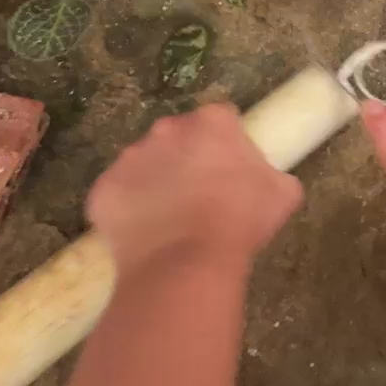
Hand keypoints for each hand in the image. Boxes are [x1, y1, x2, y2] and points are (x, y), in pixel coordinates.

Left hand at [87, 103, 301, 277]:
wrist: (185, 266)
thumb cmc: (241, 221)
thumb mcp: (283, 192)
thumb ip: (273, 173)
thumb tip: (266, 179)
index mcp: (213, 121)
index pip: (222, 119)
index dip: (228, 143)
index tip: (231, 168)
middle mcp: (168, 129)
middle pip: (179, 136)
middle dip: (188, 156)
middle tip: (202, 191)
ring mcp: (130, 158)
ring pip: (146, 162)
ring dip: (157, 179)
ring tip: (171, 215)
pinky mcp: (103, 189)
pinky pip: (118, 192)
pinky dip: (129, 206)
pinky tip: (146, 230)